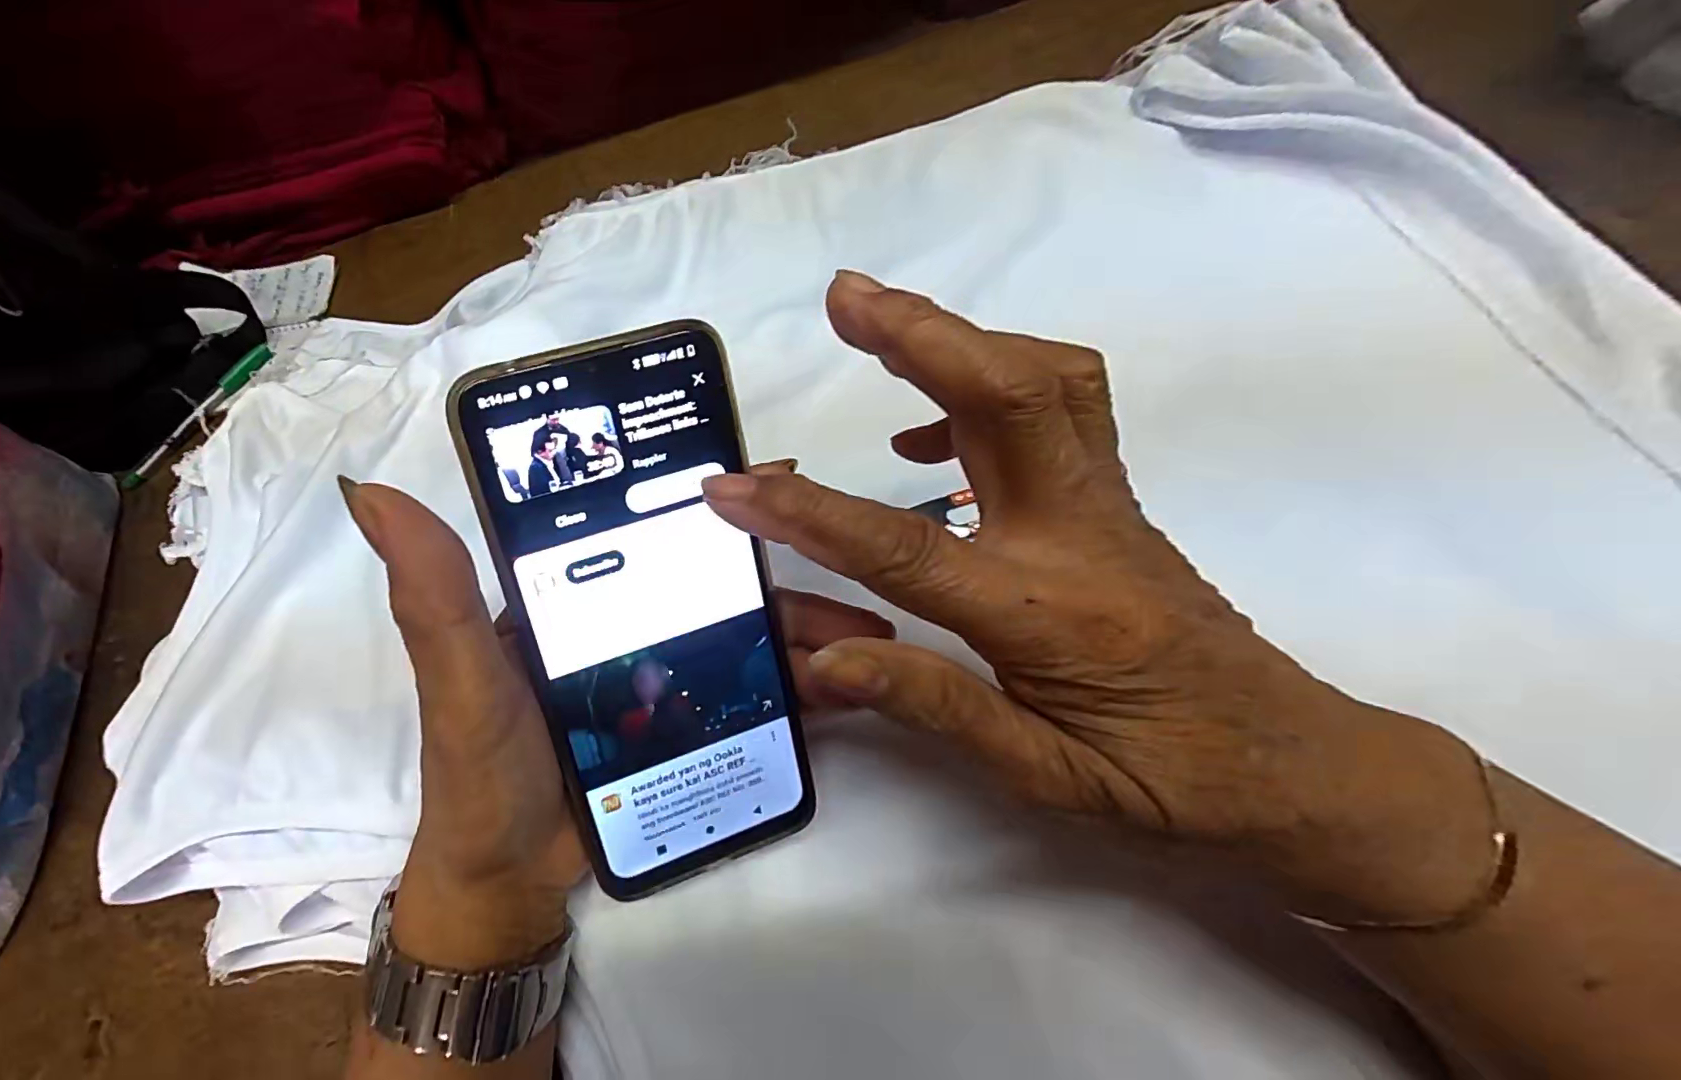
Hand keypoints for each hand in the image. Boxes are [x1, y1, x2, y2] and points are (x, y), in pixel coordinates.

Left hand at [340, 471, 893, 965]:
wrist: (512, 876)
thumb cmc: (482, 768)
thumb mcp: (458, 676)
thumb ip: (433, 594)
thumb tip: (374, 494)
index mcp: (572, 592)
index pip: (643, 524)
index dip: (705, 496)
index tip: (773, 476)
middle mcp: (622, 615)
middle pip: (711, 575)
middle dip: (782, 565)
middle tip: (850, 557)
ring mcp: (659, 666)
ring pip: (739, 629)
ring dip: (801, 625)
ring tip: (866, 632)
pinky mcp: (684, 714)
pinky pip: (745, 686)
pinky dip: (791, 681)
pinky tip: (839, 681)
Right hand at [700, 272, 1497, 924]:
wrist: (1297, 768)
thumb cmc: (1169, 782)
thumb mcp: (1046, 775)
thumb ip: (934, 705)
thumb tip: (826, 658)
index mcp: (1046, 613)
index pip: (901, 547)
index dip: (805, 513)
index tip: (732, 487)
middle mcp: (1079, 533)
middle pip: (1006, 397)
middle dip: (918, 336)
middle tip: (845, 296)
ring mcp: (1105, 504)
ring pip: (1046, 379)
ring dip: (958, 338)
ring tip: (883, 322)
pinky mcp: (1112, 499)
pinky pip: (1058, 408)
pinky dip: (986, 388)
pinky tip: (925, 434)